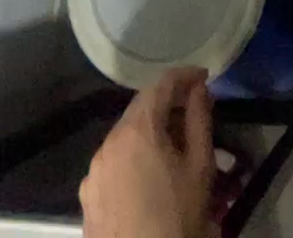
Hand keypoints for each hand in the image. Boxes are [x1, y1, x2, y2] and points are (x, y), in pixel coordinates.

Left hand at [80, 68, 214, 237]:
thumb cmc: (179, 218)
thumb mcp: (200, 166)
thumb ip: (199, 119)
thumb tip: (198, 90)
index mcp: (136, 131)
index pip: (161, 85)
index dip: (185, 75)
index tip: (204, 77)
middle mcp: (108, 143)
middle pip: (140, 108)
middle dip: (168, 102)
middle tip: (194, 108)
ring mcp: (94, 171)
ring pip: (125, 135)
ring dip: (150, 129)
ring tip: (174, 144)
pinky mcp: (88, 195)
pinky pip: (113, 161)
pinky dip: (134, 155)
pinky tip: (151, 174)